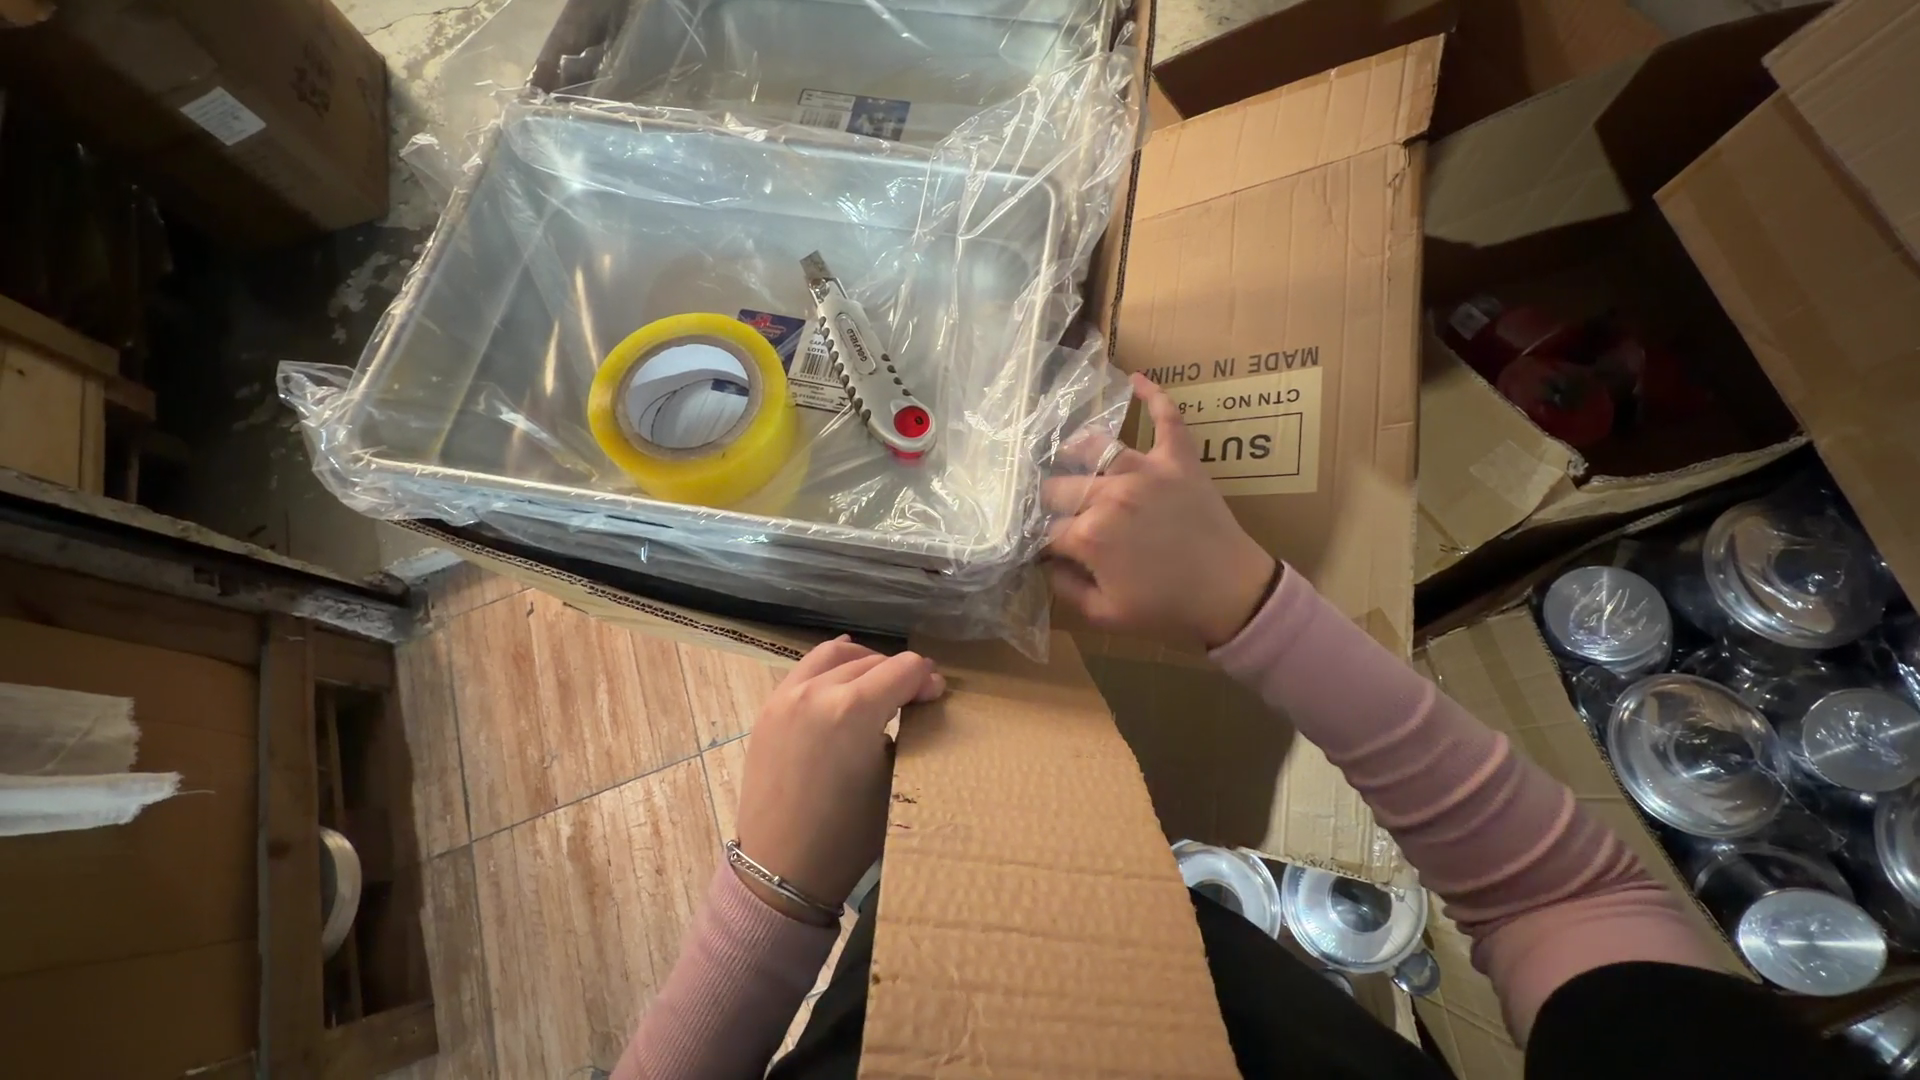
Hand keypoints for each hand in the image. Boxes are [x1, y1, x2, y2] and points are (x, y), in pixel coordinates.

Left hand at [733, 637, 943, 917]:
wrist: (780, 869)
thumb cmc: (847, 835)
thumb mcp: (892, 779)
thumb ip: (907, 731)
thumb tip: (919, 702)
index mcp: (853, 709)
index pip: (903, 669)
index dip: (926, 679)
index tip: (936, 696)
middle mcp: (817, 691)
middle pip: (872, 661)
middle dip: (900, 672)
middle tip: (917, 694)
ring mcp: (786, 696)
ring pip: (835, 655)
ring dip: (865, 662)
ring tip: (880, 682)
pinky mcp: (769, 709)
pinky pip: (805, 669)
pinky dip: (832, 667)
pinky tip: (845, 676)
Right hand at [1043, 373, 1277, 649]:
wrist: (1232, 596)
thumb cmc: (1166, 610)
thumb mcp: (1104, 614)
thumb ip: (1064, 588)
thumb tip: (1047, 562)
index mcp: (1088, 536)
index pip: (1048, 532)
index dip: (1045, 544)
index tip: (1048, 552)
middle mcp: (1109, 495)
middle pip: (1060, 487)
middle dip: (1053, 503)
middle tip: (1061, 514)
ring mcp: (1145, 471)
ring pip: (1095, 446)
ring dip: (1076, 451)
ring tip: (1069, 455)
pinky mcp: (1179, 461)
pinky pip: (1166, 418)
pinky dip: (1153, 396)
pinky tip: (1135, 378)